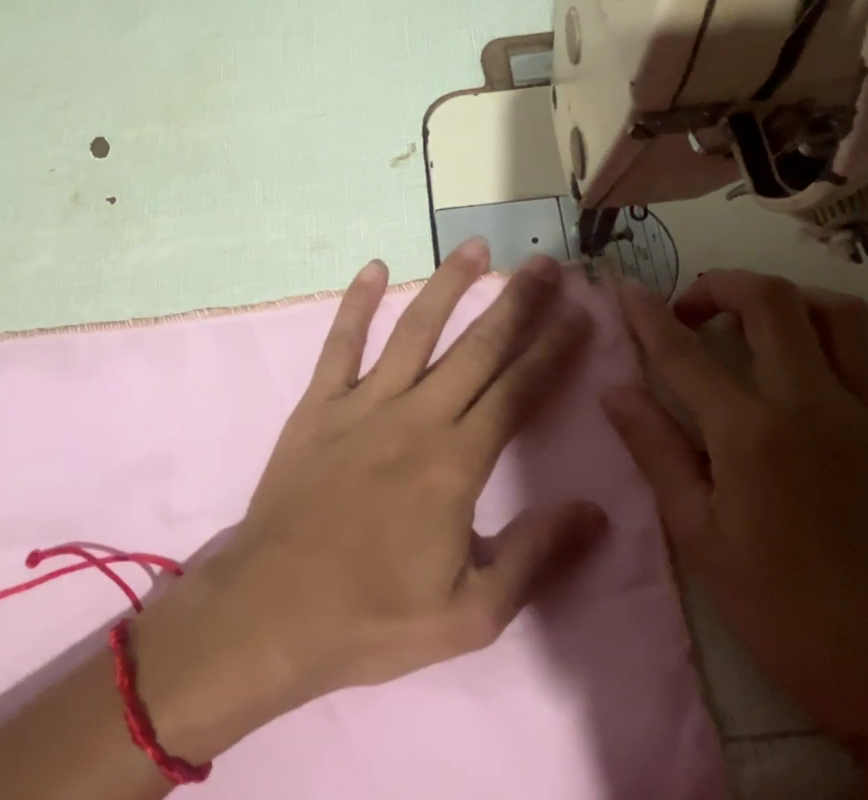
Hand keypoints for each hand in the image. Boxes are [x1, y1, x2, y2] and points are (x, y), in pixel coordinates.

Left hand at [132, 242, 609, 760]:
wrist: (270, 614)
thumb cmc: (375, 619)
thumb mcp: (472, 613)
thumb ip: (535, 555)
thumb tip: (597, 511)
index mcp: (458, 463)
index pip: (519, 392)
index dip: (553, 351)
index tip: (581, 314)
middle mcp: (416, 418)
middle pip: (478, 349)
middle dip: (517, 304)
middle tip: (547, 264)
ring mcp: (362, 407)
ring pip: (414, 332)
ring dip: (448, 286)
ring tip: (477, 248)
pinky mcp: (316, 409)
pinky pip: (339, 346)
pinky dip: (355, 305)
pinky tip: (373, 269)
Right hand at [601, 271, 867, 755]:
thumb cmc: (779, 606)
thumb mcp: (699, 535)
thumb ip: (657, 452)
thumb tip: (615, 392)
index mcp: (751, 433)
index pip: (685, 352)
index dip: (648, 314)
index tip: (626, 289)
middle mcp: (814, 404)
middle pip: (772, 302)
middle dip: (724, 285)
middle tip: (696, 308)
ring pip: (844, 314)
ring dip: (795, 300)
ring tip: (765, 321)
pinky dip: (865, 343)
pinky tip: (837, 361)